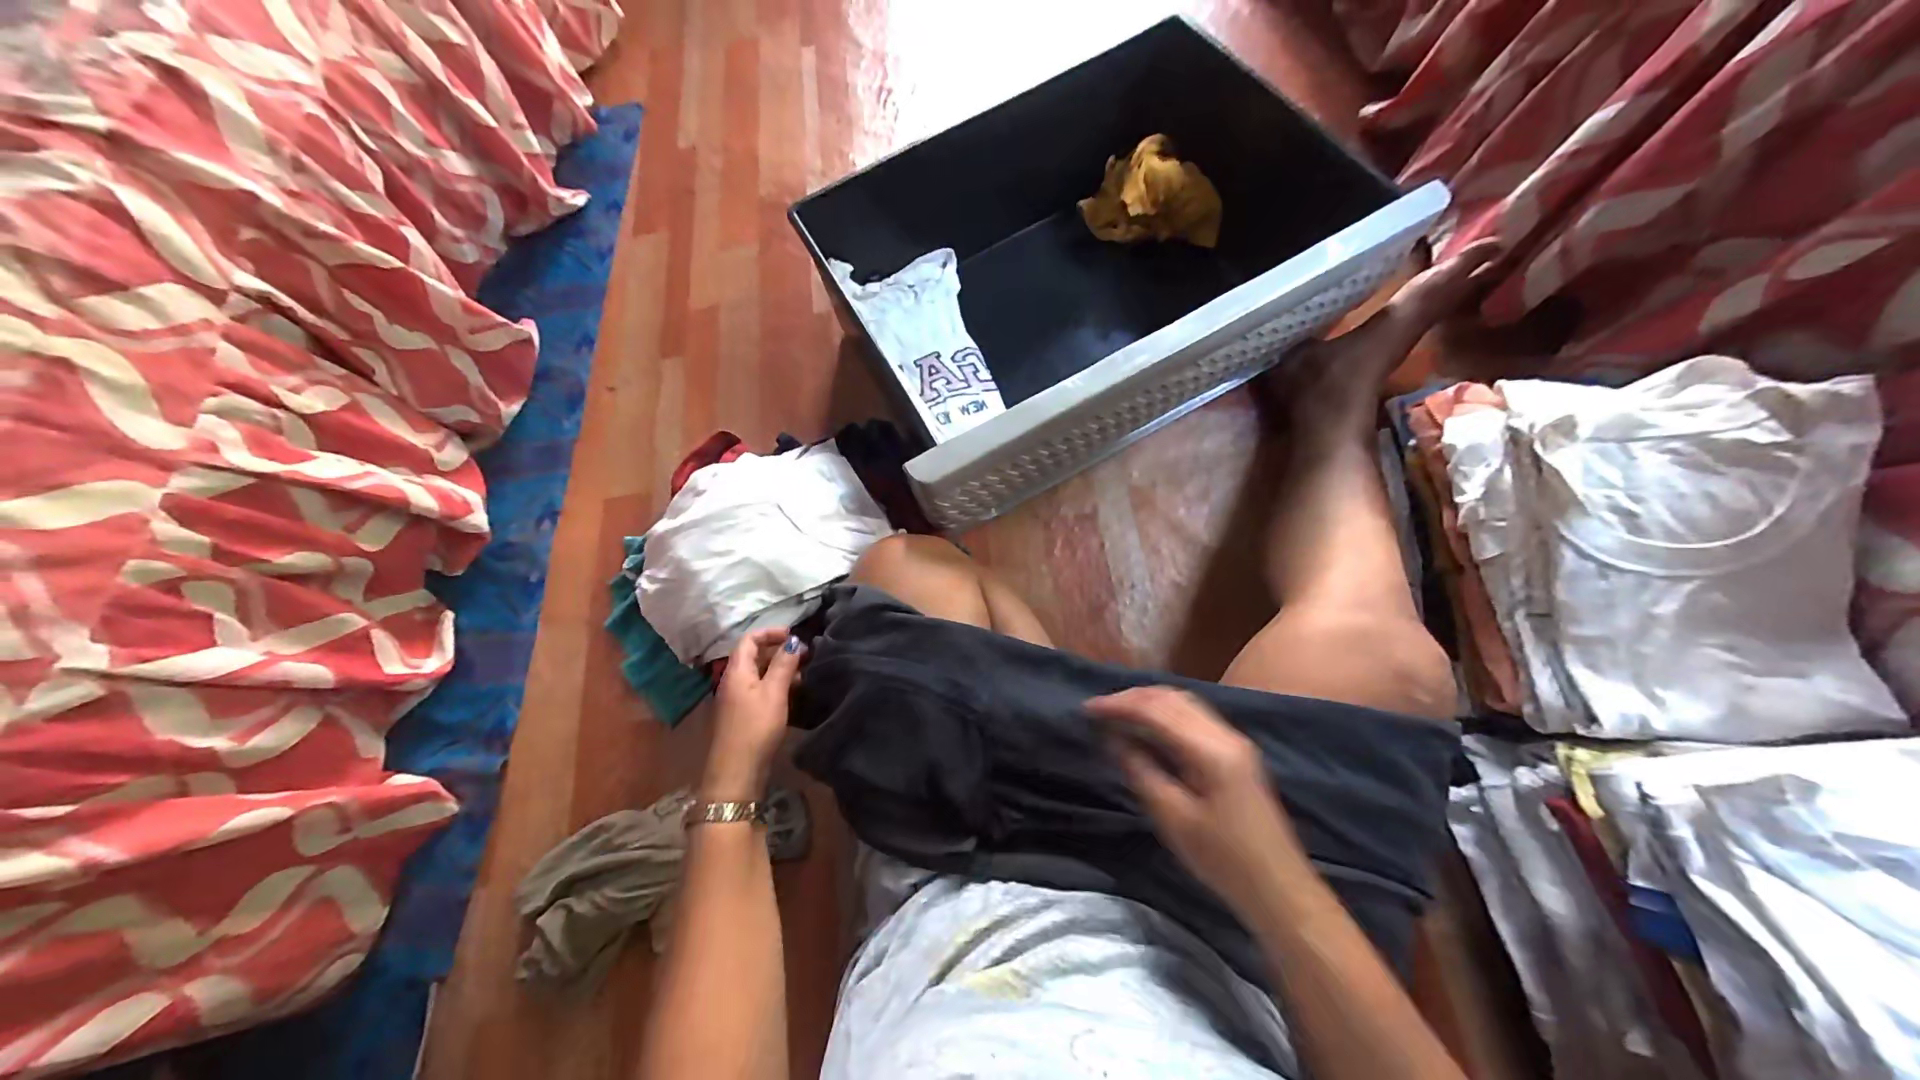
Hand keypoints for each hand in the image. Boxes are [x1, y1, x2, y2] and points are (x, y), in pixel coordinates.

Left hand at [701, 627, 805, 800]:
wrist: (737, 770)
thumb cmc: (756, 726)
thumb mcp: (774, 692)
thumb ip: (784, 664)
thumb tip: (794, 641)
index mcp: (737, 670)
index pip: (750, 639)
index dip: (771, 632)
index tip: (795, 636)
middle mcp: (734, 680)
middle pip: (754, 655)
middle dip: (779, 650)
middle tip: (805, 655)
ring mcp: (737, 698)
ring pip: (759, 673)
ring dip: (780, 668)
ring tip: (804, 674)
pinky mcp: (744, 713)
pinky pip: (760, 689)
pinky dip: (776, 684)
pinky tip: (793, 692)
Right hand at [1088, 687, 1306, 917]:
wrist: (1278, 888)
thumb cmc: (1222, 859)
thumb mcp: (1173, 818)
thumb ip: (1141, 770)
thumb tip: (1114, 738)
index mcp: (1211, 750)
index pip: (1157, 710)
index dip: (1119, 705)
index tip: (1088, 709)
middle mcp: (1225, 735)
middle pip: (1172, 698)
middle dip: (1132, 698)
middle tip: (1099, 710)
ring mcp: (1234, 743)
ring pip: (1185, 704)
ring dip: (1149, 703)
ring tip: (1117, 715)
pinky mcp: (1236, 754)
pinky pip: (1194, 718)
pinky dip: (1165, 715)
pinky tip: (1148, 729)